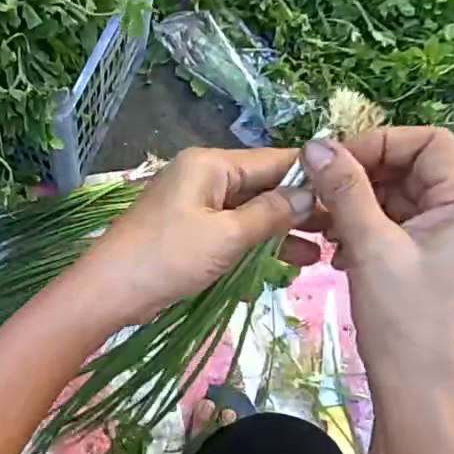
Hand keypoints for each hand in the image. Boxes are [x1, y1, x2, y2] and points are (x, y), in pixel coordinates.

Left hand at [69, 147, 320, 325]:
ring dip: (281, 233)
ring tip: (318, 256)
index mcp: (211, 165)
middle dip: (298, 210)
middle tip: (337, 231)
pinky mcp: (192, 231)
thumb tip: (309, 194)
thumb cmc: (168, 258)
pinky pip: (233, 232)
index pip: (273, 161)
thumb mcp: (225, 236)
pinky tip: (285, 266)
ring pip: (251, 213)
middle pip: (263, 187)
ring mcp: (197, 205)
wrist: (108, 293)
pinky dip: (256, 246)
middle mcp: (205, 177)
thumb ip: (270, 214)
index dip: (309, 177)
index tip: (345, 193)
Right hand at [301, 127, 453, 393]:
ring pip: (399, 196)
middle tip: (317, 194)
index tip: (333, 162)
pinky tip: (336, 249)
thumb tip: (315, 144)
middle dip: (362, 177)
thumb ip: (345, 188)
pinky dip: (365, 227)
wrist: (416, 389)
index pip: (428, 142)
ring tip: (321, 226)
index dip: (379, 143)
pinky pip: (397, 223)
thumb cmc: (403, 318)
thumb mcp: (371, 246)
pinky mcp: (434, 256)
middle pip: (412, 168)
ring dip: (357, 204)